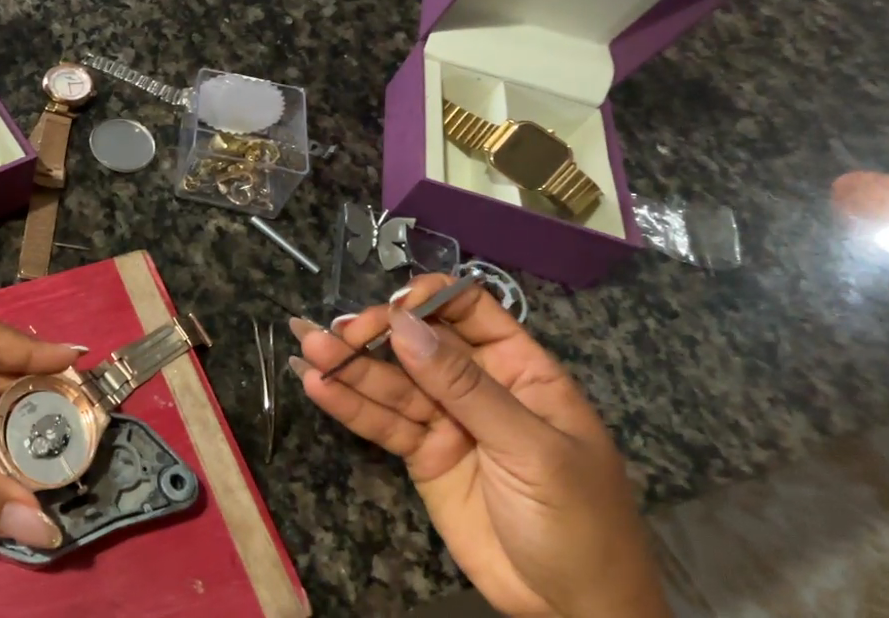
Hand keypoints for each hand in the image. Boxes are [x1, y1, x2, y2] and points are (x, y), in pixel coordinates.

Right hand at [289, 274, 668, 617]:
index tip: (393, 308)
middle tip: (335, 336)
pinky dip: (349, 405)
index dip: (430, 301)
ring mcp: (447, 421)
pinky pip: (382, 423)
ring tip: (309, 351)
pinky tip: (317, 386)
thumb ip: (465, 388)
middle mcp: (478, 386)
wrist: (576, 613)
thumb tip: (404, 326)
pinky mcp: (421, 456)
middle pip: (418, 342)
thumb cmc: (580, 523)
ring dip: (349, 365)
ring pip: (392, 381)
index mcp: (520, 370)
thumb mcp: (532, 451)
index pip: (470, 312)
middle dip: (376, 334)